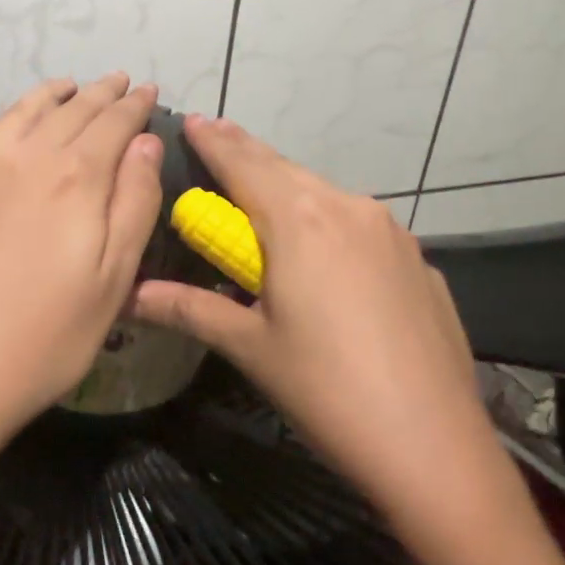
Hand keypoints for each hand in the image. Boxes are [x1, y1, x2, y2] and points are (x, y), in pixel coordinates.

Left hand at [0, 74, 162, 457]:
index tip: (149, 91)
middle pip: (73, 110)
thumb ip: (135, 202)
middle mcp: (28, 158)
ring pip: (28, 112)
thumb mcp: (113, 279)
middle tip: (121, 82)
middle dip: (102, 94)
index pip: (114, 123)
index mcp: (76, 178)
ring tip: (75, 86)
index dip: (135, 106)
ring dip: (57, 95)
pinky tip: (24, 120)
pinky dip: (19, 112)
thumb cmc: (47, 337)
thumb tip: (146, 144)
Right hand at [132, 115, 495, 509]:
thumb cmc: (326, 390)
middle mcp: (349, 209)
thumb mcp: (251, 347)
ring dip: (292, 194)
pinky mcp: (419, 263)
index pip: (244, 163)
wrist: (433, 444)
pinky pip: (362, 230)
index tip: (195, 120)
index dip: (215, 141)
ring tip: (266, 209)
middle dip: (250, 158)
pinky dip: (332, 230)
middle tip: (219, 147)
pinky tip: (328, 266)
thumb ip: (190, 310)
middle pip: (287, 171)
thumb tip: (131, 294)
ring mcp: (393, 234)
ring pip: (328, 198)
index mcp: (300, 220)